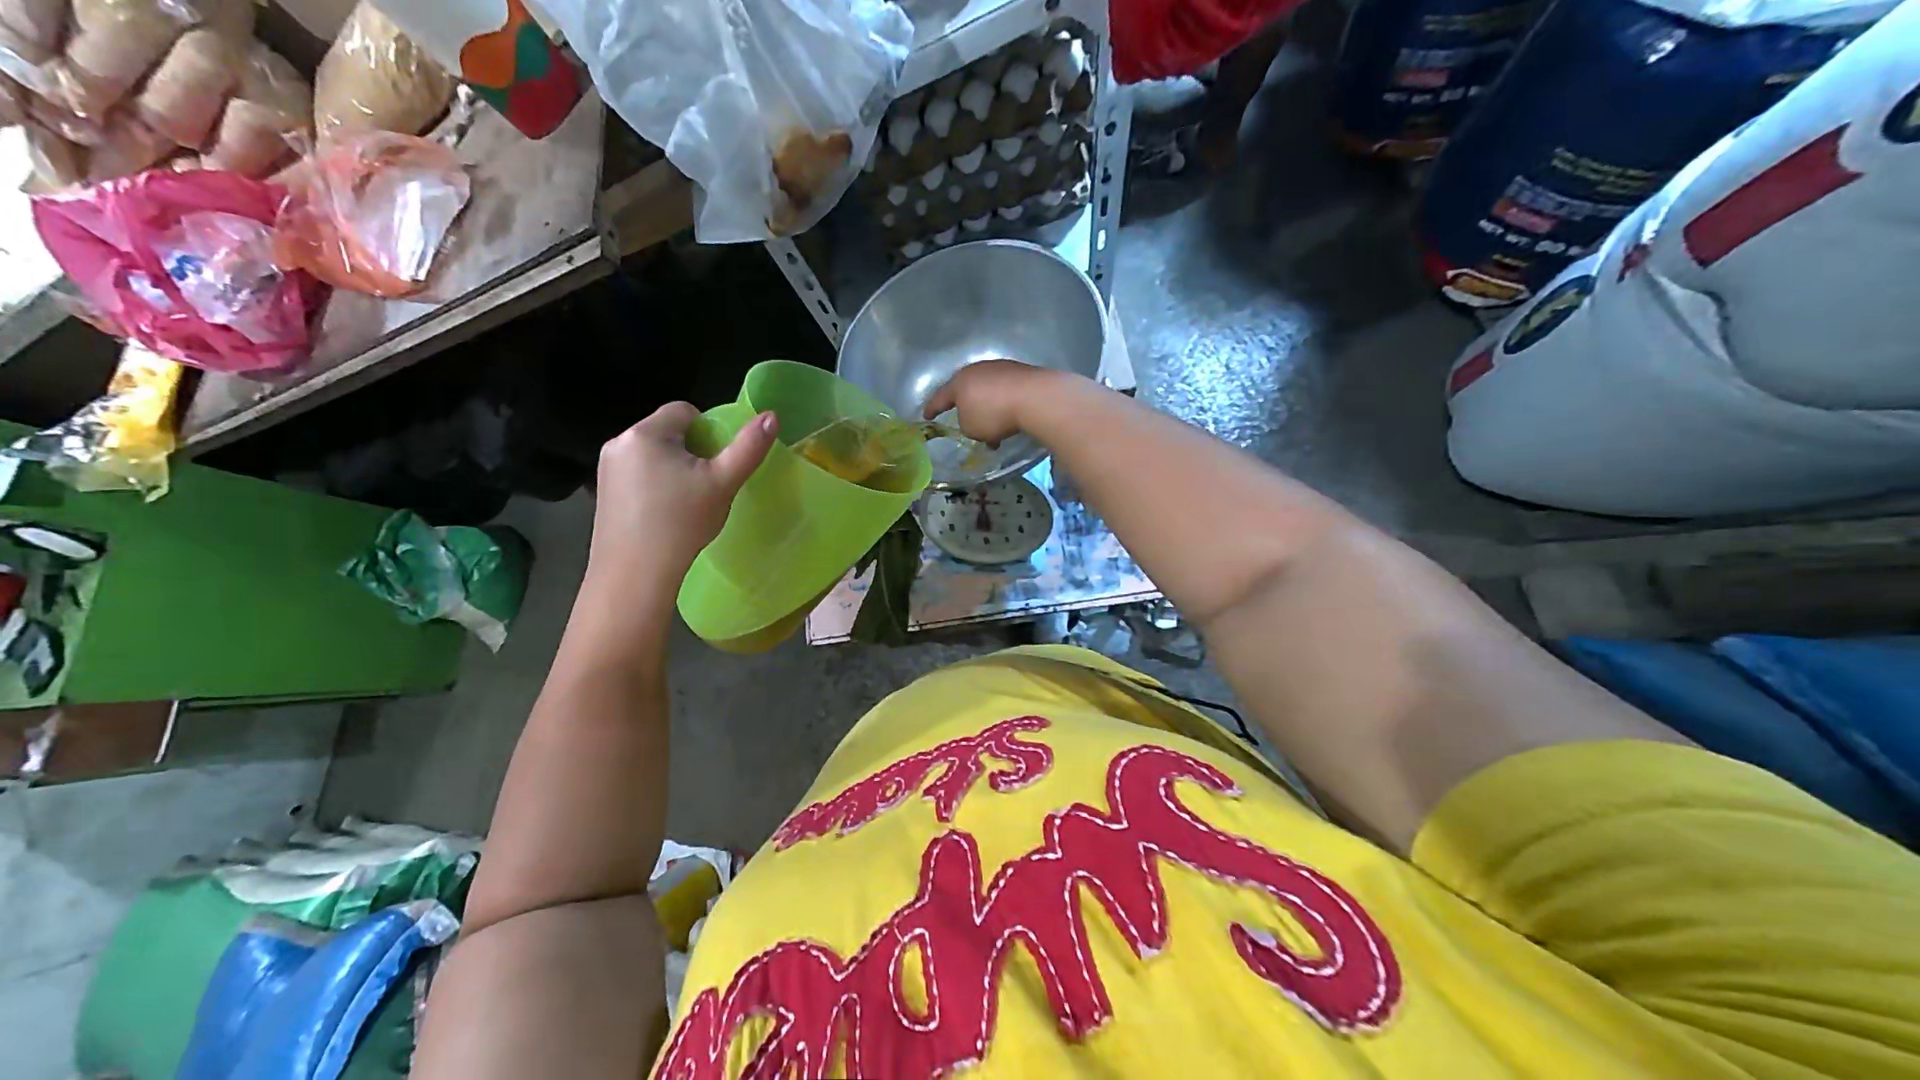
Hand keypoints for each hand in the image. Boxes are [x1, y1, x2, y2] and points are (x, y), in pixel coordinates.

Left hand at [585, 403, 776, 592]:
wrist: (635, 573)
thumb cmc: (681, 523)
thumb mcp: (723, 483)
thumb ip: (748, 447)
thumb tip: (772, 416)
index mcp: (646, 432)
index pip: (685, 410)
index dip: (708, 433)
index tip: (715, 466)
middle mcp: (619, 441)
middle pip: (668, 431)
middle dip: (690, 451)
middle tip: (704, 487)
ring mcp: (606, 467)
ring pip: (653, 453)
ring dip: (672, 467)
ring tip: (684, 502)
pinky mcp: (602, 490)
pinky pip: (637, 473)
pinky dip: (653, 484)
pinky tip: (662, 513)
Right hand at [923, 359, 1062, 445]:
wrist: (1034, 397)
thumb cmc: (993, 414)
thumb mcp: (971, 428)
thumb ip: (966, 425)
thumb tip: (974, 421)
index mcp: (959, 382)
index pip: (940, 397)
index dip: (932, 408)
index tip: (926, 416)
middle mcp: (977, 370)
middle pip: (965, 389)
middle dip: (964, 406)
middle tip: (963, 419)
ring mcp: (1000, 368)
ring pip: (987, 390)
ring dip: (987, 408)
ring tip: (993, 427)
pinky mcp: (1020, 371)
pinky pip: (1004, 391)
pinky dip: (1003, 405)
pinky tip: (1009, 418)